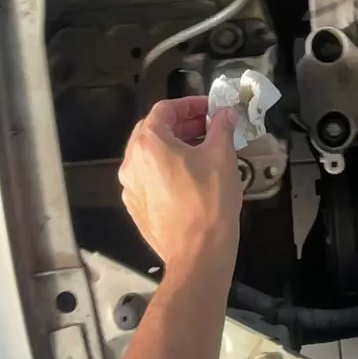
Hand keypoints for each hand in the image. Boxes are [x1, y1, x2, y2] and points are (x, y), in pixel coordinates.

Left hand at [118, 96, 242, 271]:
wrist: (198, 254)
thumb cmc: (209, 202)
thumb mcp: (222, 156)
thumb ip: (222, 127)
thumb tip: (226, 114)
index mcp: (148, 144)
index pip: (164, 109)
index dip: (190, 104)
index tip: (211, 108)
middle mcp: (132, 163)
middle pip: (154, 130)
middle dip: (184, 124)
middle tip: (210, 126)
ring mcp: (131, 187)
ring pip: (152, 155)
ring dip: (176, 146)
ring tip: (205, 150)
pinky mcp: (137, 207)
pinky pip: (150, 177)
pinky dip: (169, 168)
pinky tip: (192, 176)